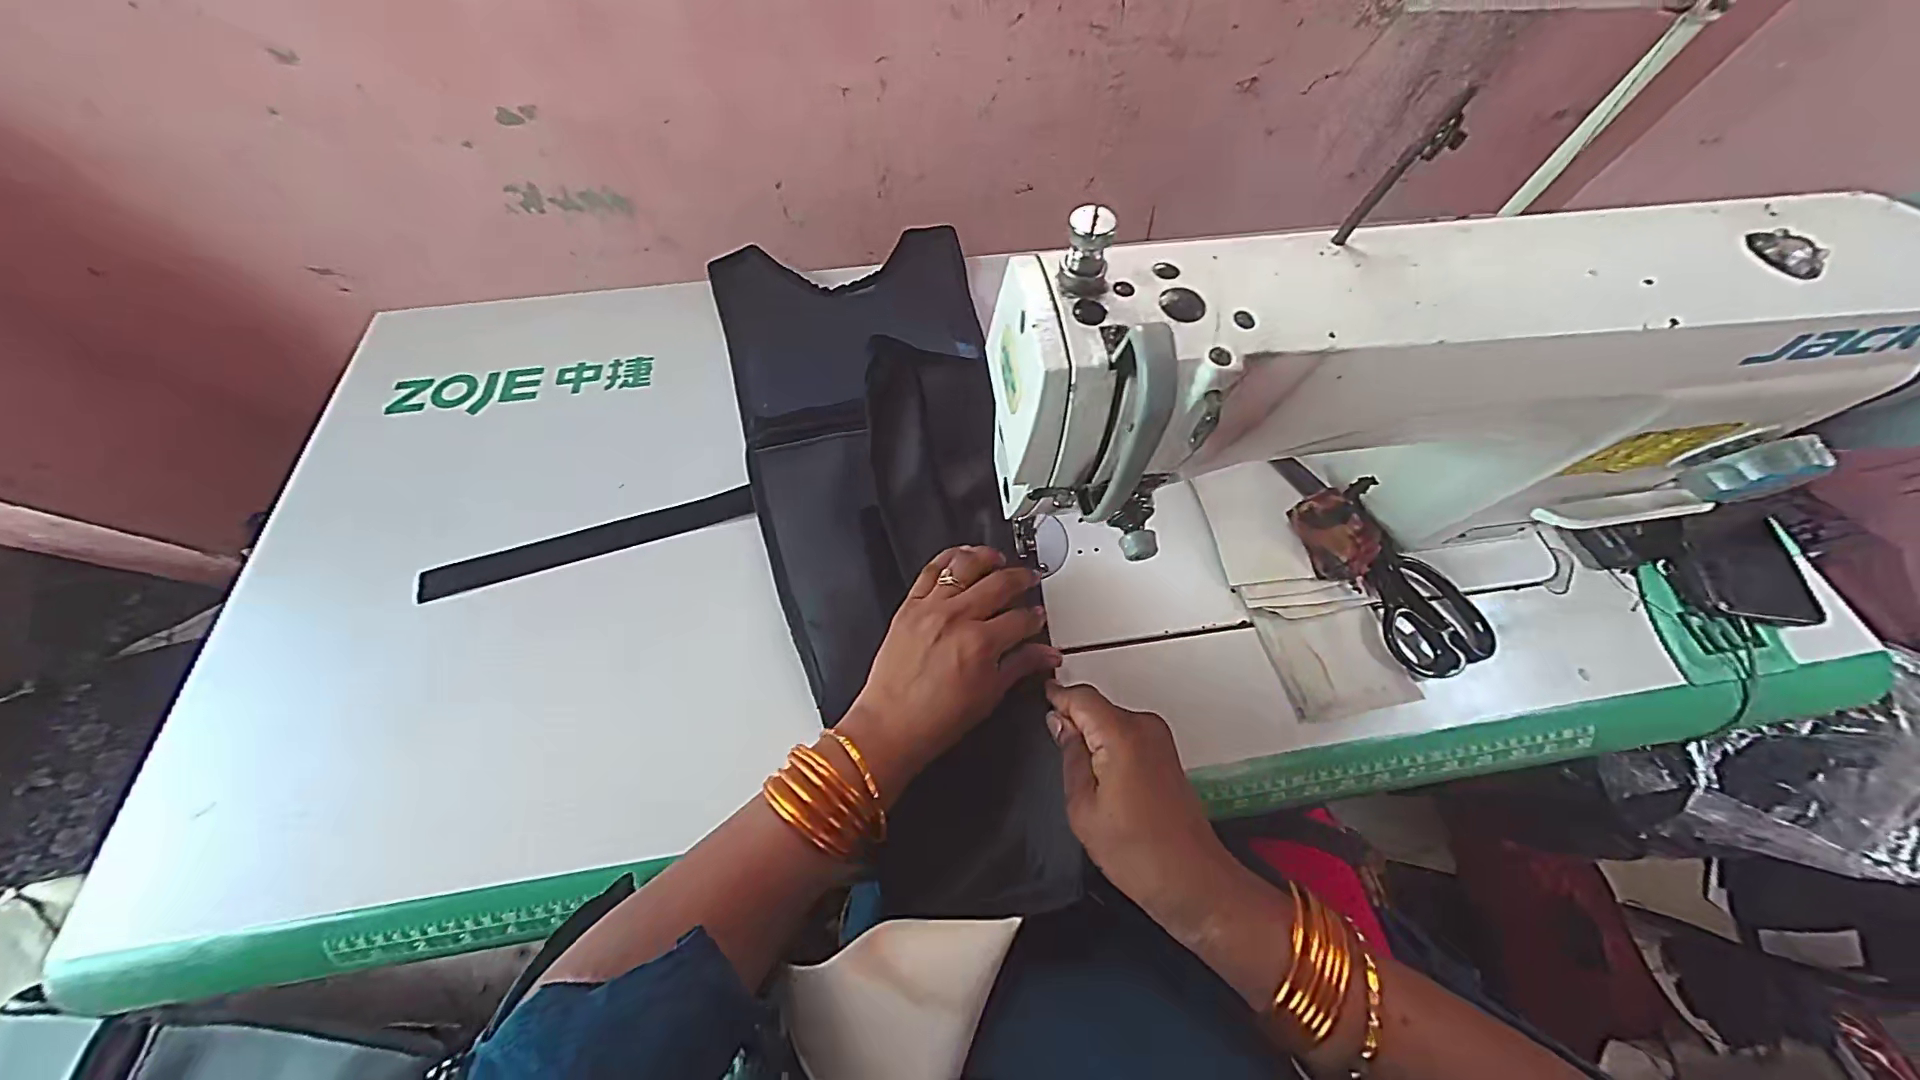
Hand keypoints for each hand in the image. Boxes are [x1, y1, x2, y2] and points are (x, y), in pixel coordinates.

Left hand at [837, 546, 1060, 800]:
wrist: (892, 725)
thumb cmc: (935, 718)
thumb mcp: (989, 694)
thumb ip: (1020, 665)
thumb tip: (1044, 655)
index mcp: (980, 644)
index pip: (1021, 619)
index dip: (1036, 617)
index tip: (1037, 617)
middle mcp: (956, 619)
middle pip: (1000, 583)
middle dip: (1022, 579)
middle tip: (1030, 580)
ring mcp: (931, 609)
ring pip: (966, 566)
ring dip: (987, 557)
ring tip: (998, 559)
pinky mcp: (909, 606)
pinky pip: (931, 570)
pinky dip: (949, 558)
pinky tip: (961, 557)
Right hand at [1046, 681, 1245, 936]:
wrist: (1192, 881)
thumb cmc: (1142, 855)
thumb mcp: (1082, 808)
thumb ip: (1069, 756)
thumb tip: (1058, 724)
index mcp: (1121, 735)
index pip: (1080, 696)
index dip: (1056, 696)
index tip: (1041, 696)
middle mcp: (1145, 728)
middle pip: (1096, 705)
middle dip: (1073, 719)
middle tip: (1054, 745)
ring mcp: (1160, 739)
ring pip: (1111, 719)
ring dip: (1092, 734)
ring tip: (1080, 773)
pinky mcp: (1166, 752)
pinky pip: (1127, 733)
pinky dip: (1110, 744)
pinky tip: (1102, 778)